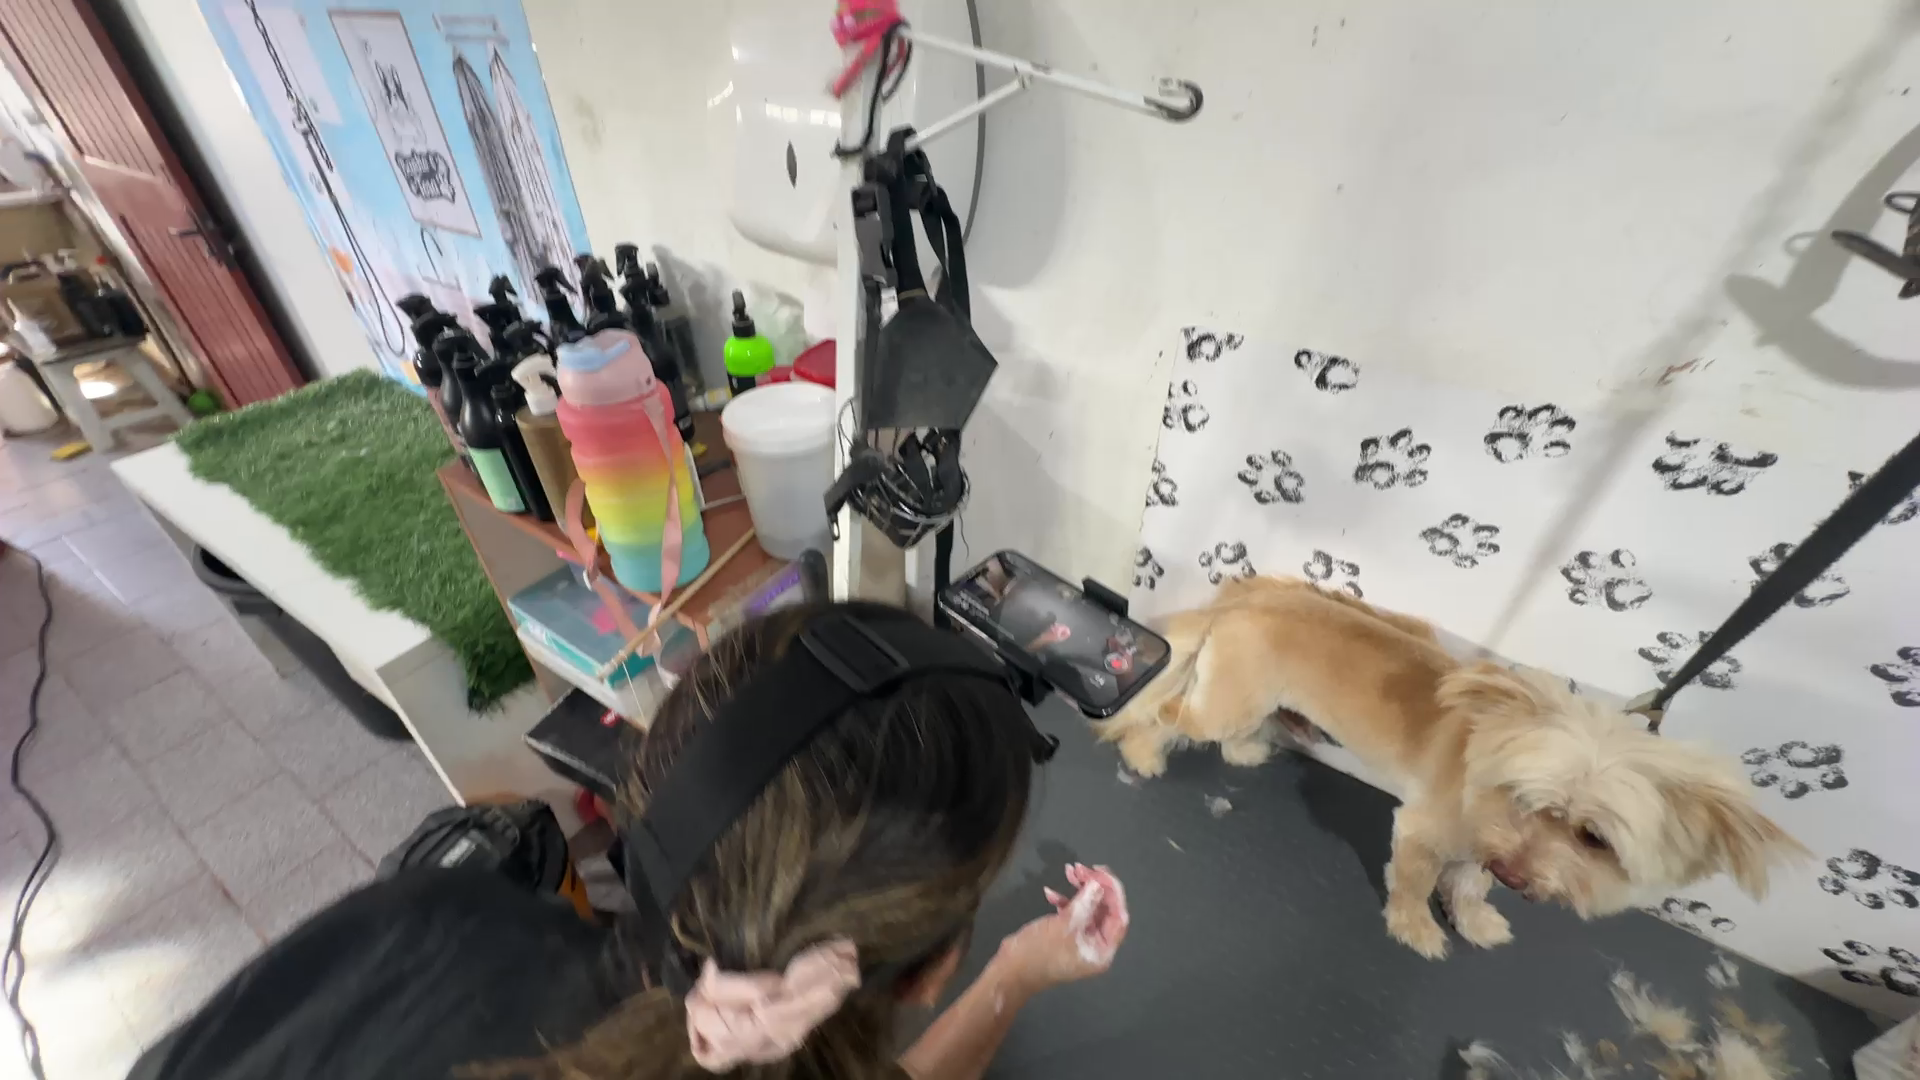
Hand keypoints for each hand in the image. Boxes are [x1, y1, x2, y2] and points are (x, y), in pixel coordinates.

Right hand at [995, 864, 1129, 992]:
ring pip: (1089, 908)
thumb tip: (1100, 884)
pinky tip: (1049, 892)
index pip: (1118, 916)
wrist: (1011, 970)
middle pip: (1105, 910)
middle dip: (1094, 886)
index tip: (1098, 870)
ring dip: (1080, 888)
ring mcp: (1080, 940)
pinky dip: (1065, 900)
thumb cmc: (1041, 951)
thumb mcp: (1065, 924)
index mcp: (1102, 950)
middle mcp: (1095, 945)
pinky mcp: (1065, 935)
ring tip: (1068, 870)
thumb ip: (1086, 902)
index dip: (1113, 891)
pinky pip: (1073, 913)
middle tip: (1080, 867)